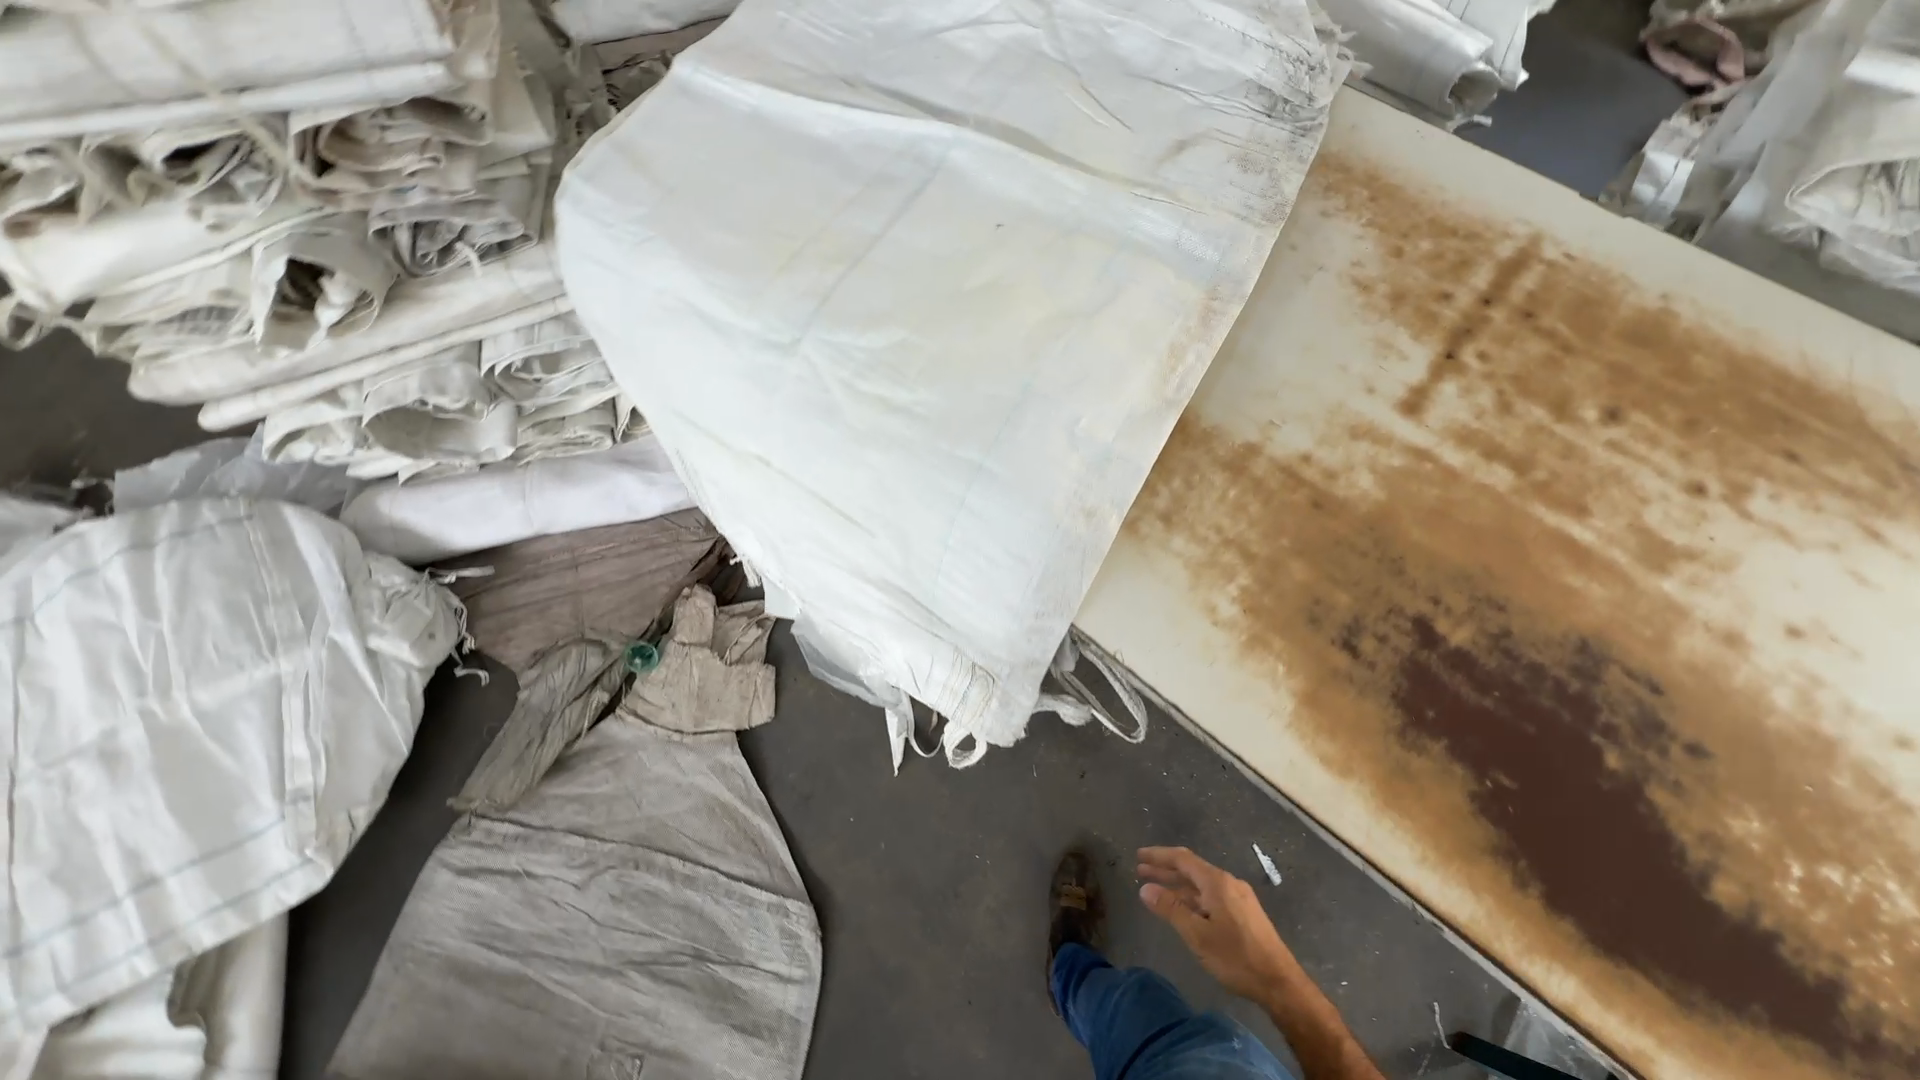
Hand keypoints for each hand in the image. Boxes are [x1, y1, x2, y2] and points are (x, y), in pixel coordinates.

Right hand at [1136, 846, 1299, 1002]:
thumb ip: (1171, 909)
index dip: (1159, 856)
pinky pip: (1212, 896)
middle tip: (1140, 871)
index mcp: (1217, 882)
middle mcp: (1229, 883)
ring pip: (1202, 885)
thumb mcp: (1197, 935)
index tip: (1138, 855)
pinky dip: (1192, 898)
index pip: (1182, 859)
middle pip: (1192, 870)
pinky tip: (1184, 910)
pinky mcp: (1245, 914)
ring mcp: (1239, 898)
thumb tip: (1145, 889)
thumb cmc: (1236, 957)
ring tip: (1156, 891)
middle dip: (1166, 870)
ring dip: (1178, 886)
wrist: (1279, 983)